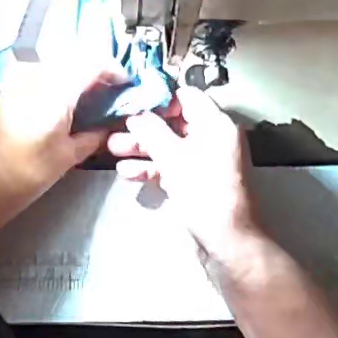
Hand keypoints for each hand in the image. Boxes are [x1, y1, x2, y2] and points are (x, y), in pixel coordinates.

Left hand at [0, 59, 121, 216]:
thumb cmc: (21, 175)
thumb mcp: (66, 157)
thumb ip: (93, 136)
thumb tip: (109, 126)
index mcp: (54, 87)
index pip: (93, 62)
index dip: (114, 71)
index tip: (126, 86)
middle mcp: (33, 75)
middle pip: (73, 61)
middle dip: (94, 75)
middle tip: (109, 97)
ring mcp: (12, 81)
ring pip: (52, 69)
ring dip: (72, 80)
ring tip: (85, 105)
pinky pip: (33, 79)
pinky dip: (51, 87)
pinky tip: (56, 110)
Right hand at [106, 86, 263, 264]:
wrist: (225, 240)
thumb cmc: (203, 191)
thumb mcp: (172, 156)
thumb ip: (151, 130)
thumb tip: (135, 113)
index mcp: (215, 124)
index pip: (186, 96)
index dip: (158, 97)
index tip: (131, 102)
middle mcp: (211, 138)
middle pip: (172, 122)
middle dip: (142, 127)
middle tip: (115, 127)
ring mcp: (202, 161)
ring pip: (167, 146)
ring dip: (140, 147)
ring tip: (112, 148)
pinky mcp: (194, 181)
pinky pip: (169, 166)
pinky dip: (149, 168)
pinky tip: (126, 173)